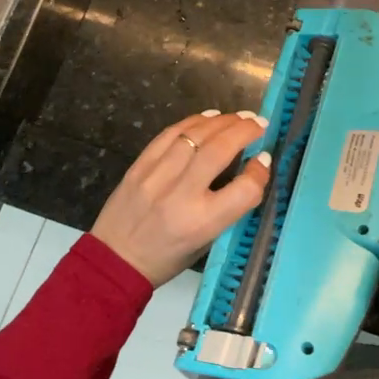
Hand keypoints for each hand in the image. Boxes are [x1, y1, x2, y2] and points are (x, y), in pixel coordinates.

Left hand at [90, 110, 271, 285]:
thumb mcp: (206, 242)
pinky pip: (169, 135)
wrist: (114, 261)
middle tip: (259, 123)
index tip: (265, 159)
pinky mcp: (139, 167)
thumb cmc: (167, 259)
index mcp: (202, 223)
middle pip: (220, 150)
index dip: (260, 171)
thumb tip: (250, 168)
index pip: (244, 190)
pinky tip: (209, 117)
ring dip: (221, 121)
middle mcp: (181, 196)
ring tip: (238, 117)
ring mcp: (157, 177)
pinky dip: (192, 122)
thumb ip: (228, 207)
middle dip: (244, 131)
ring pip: (194, 136)